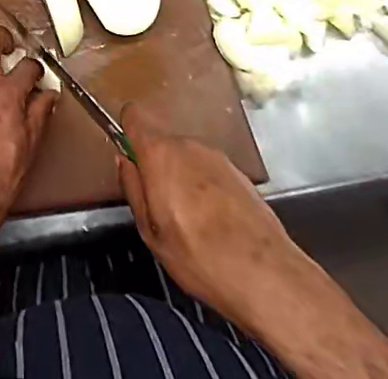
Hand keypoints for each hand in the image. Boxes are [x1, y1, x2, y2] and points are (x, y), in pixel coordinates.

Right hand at [115, 101, 307, 322]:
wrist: (263, 272)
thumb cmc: (201, 256)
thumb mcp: (150, 231)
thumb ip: (132, 188)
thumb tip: (124, 162)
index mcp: (160, 154)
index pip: (134, 116)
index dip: (126, 133)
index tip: (128, 157)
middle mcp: (188, 145)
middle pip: (161, 143)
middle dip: (156, 167)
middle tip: (159, 207)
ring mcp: (216, 156)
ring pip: (186, 158)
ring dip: (182, 180)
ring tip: (189, 222)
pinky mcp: (238, 171)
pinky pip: (208, 171)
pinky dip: (205, 189)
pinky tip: (212, 223)